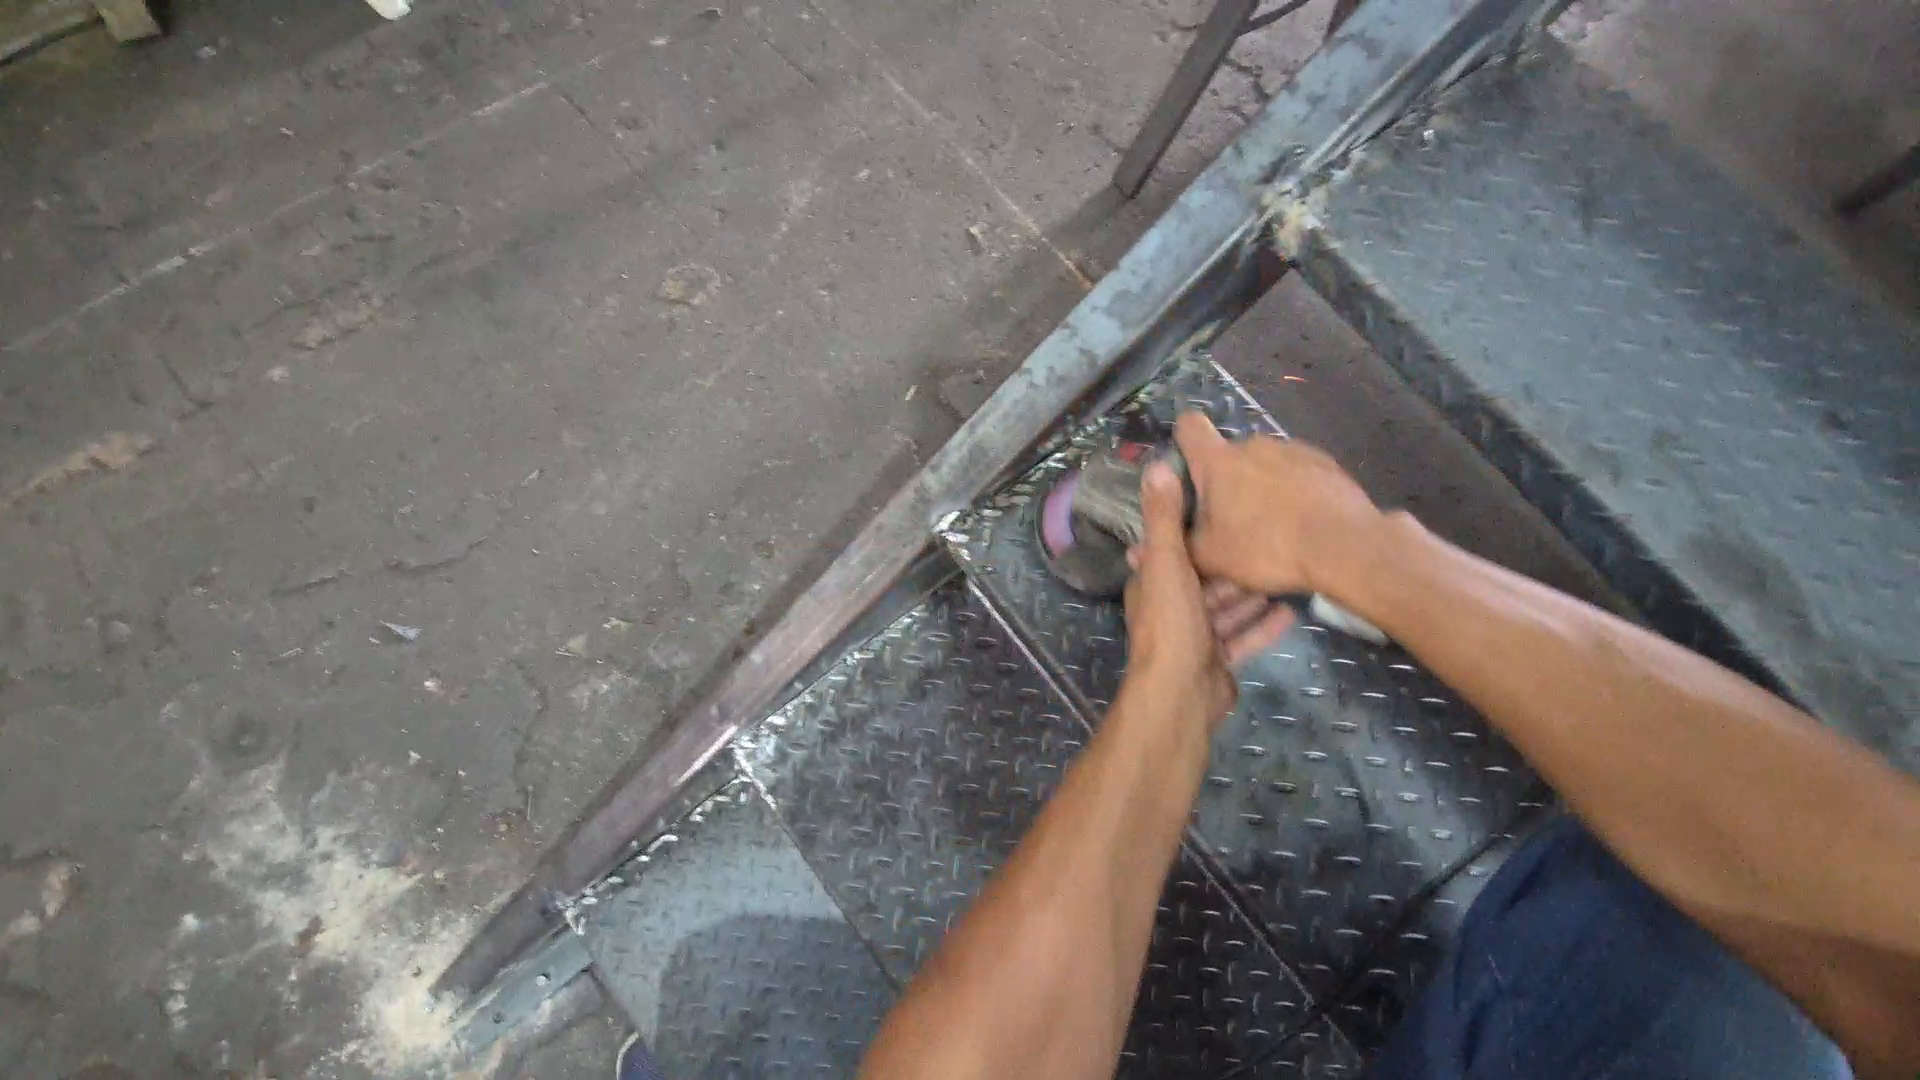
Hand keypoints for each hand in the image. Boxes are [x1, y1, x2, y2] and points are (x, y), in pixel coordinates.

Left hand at [1123, 462, 1294, 724]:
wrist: (1181, 692)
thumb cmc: (1172, 622)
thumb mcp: (1167, 561)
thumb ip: (1164, 517)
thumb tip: (1155, 467)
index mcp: (1153, 582)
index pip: (1175, 550)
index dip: (1199, 534)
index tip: (1231, 515)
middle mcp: (1169, 608)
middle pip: (1206, 581)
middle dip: (1235, 567)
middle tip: (1270, 546)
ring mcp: (1194, 638)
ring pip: (1226, 610)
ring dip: (1251, 595)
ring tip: (1284, 576)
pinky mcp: (1217, 662)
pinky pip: (1242, 638)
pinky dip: (1262, 627)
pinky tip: (1291, 614)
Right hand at [1173, 411, 1383, 596]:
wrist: (1343, 546)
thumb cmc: (1266, 547)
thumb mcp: (1210, 557)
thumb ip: (1180, 542)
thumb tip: (1150, 544)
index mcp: (1218, 461)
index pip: (1188, 426)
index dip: (1182, 439)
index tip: (1186, 467)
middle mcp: (1253, 444)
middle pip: (1227, 454)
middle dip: (1224, 481)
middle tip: (1229, 521)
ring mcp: (1292, 449)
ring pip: (1263, 465)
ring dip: (1259, 487)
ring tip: (1272, 526)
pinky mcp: (1323, 462)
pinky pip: (1295, 472)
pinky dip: (1292, 491)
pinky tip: (1301, 522)